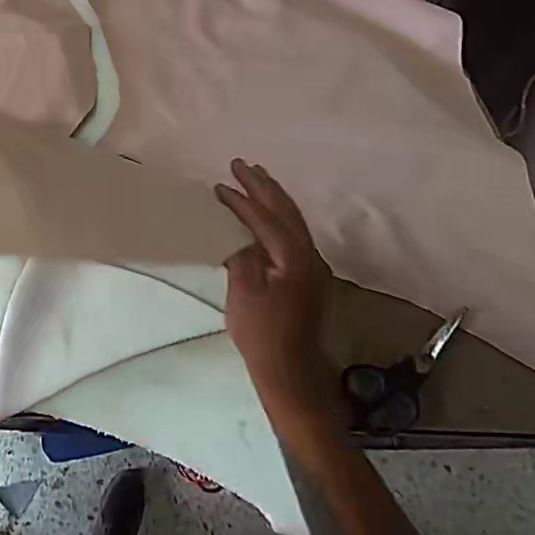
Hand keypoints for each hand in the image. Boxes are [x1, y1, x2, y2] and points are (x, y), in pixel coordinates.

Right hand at [216, 159, 332, 400]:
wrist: (290, 370)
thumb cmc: (262, 334)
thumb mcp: (243, 293)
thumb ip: (242, 259)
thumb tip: (241, 240)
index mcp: (294, 257)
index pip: (265, 219)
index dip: (242, 201)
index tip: (221, 185)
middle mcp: (310, 255)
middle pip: (286, 211)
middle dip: (263, 186)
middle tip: (241, 164)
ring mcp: (312, 266)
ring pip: (293, 221)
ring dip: (274, 198)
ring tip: (256, 178)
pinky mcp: (309, 277)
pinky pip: (293, 234)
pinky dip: (278, 217)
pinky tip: (267, 216)